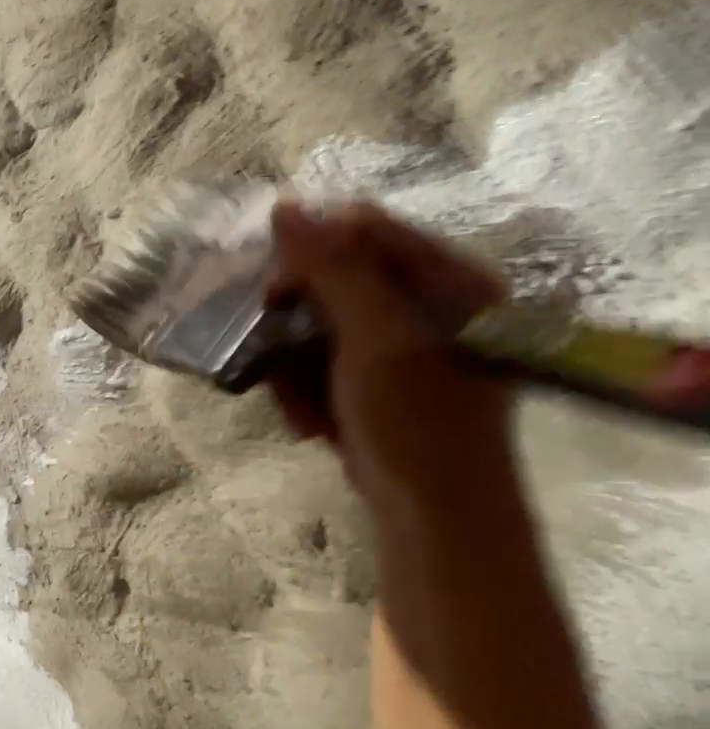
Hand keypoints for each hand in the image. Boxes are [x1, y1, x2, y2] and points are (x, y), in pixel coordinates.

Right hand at [267, 200, 515, 513]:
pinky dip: (301, 385)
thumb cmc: (417, 426)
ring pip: (313, 319)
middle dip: (294, 318)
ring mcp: (402, 343)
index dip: (309, 251)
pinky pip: (316, 355)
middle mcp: (431, 304)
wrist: (435, 523)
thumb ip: (333, 269)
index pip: (363, 229)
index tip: (274, 292)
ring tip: (301, 404)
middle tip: (276, 345)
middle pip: (332, 275)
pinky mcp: (377, 376)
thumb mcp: (376, 340)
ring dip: (292, 360)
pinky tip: (310, 420)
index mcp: (454, 284)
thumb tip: (285, 205)